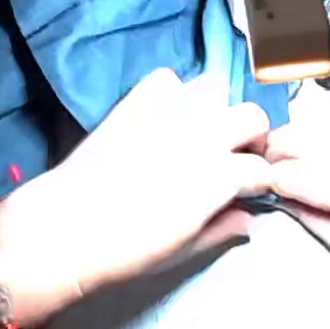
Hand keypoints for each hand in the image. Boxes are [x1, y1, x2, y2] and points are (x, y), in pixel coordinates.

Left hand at [0, 68, 274, 327]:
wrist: (69, 226)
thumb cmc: (129, 249)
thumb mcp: (184, 249)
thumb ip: (223, 228)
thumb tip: (250, 218)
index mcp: (219, 175)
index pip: (261, 168)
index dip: (261, 180)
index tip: (253, 187)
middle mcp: (204, 134)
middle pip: (252, 116)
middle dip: (251, 136)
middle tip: (235, 154)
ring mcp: (171, 112)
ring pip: (215, 87)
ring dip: (215, 108)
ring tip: (201, 128)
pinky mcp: (138, 100)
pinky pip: (167, 79)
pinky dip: (172, 92)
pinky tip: (165, 114)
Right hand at [262, 124, 329, 322]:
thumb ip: (307, 216)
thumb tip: (279, 195)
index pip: (286, 172)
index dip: (267, 181)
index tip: (261, 189)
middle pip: (296, 137)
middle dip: (275, 152)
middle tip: (269, 172)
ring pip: (316, 124)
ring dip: (297, 140)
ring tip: (293, 162)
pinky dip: (324, 136)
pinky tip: (324, 154)